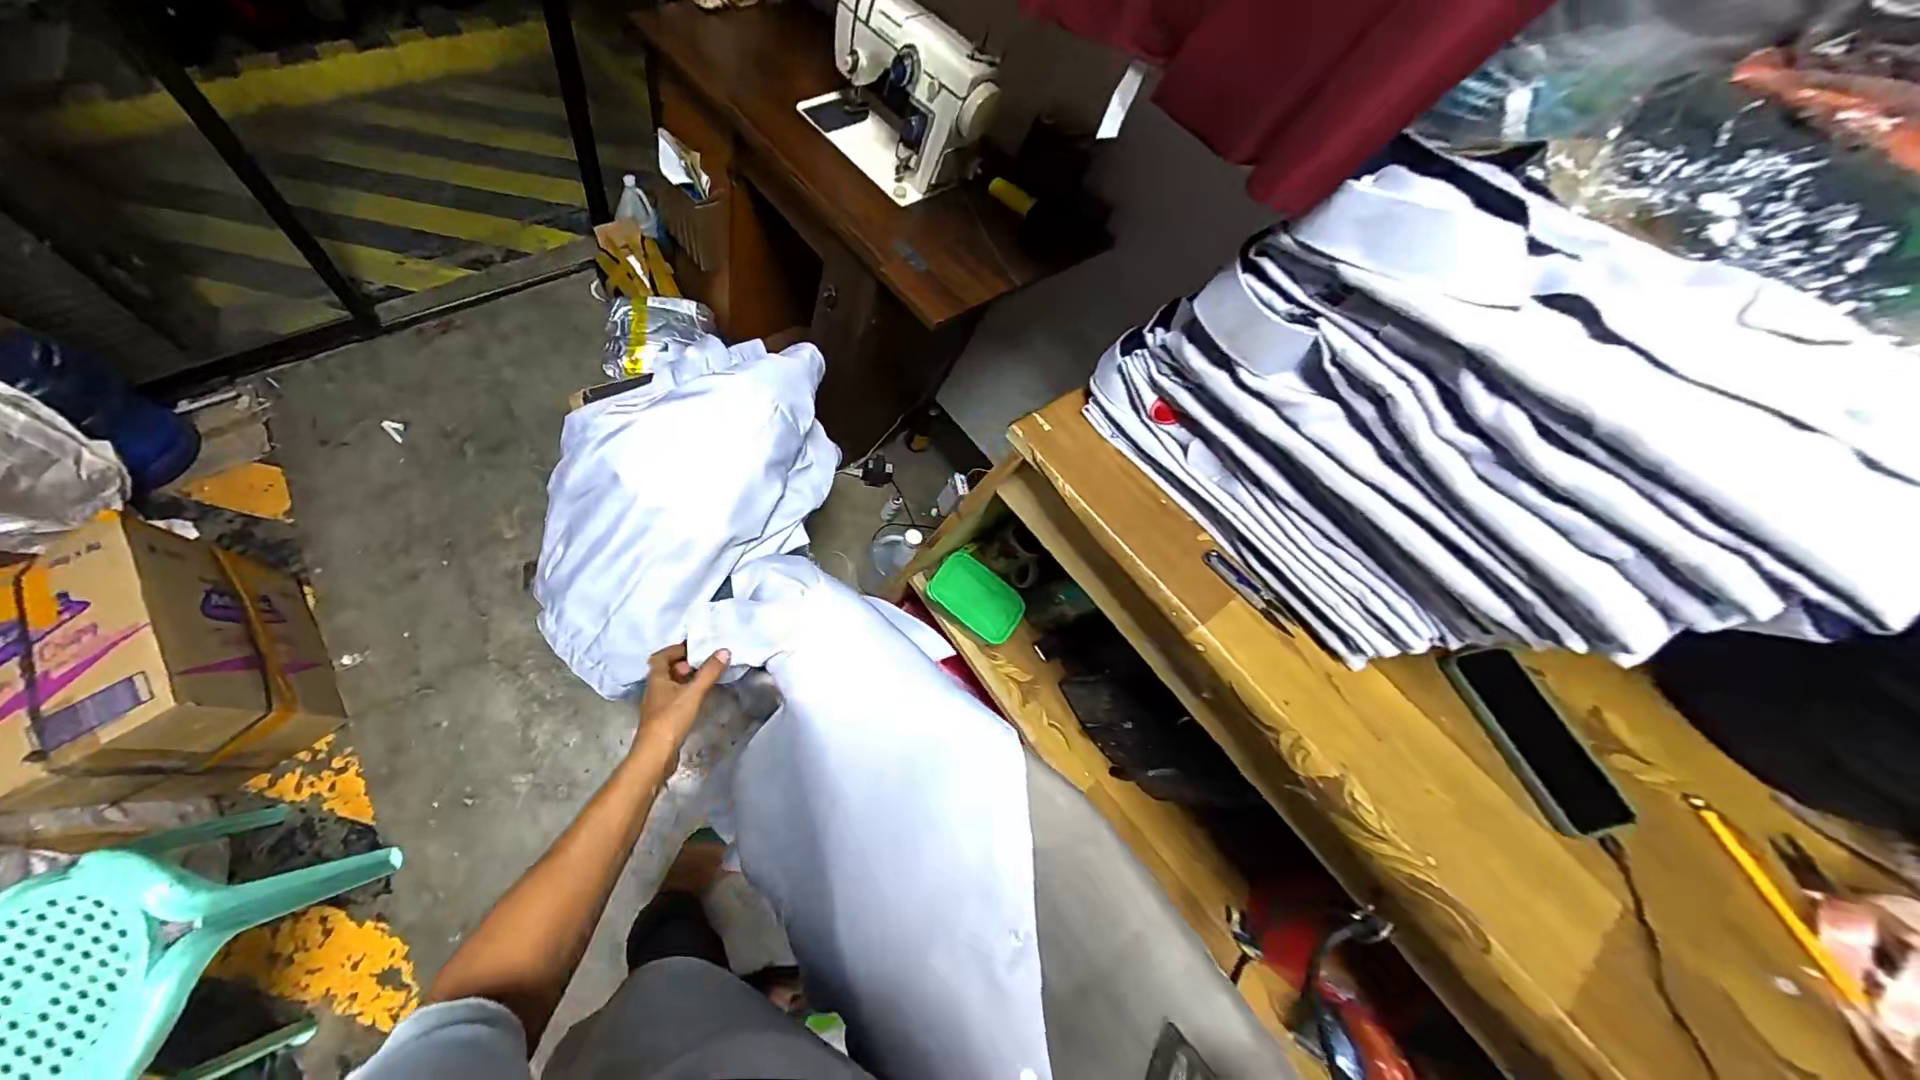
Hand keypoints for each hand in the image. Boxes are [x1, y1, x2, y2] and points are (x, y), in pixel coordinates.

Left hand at [635, 642, 729, 760]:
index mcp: (656, 680)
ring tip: (705, 678)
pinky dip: (686, 693)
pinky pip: (674, 699)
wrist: (655, 754)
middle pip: (666, 671)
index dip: (674, 649)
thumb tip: (724, 651)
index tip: (693, 646)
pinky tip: (698, 698)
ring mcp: (657, 706)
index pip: (660, 657)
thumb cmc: (671, 719)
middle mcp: (654, 690)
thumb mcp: (693, 693)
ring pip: (671, 685)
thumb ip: (709, 672)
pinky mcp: (663, 719)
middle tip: (703, 662)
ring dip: (685, 679)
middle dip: (683, 663)